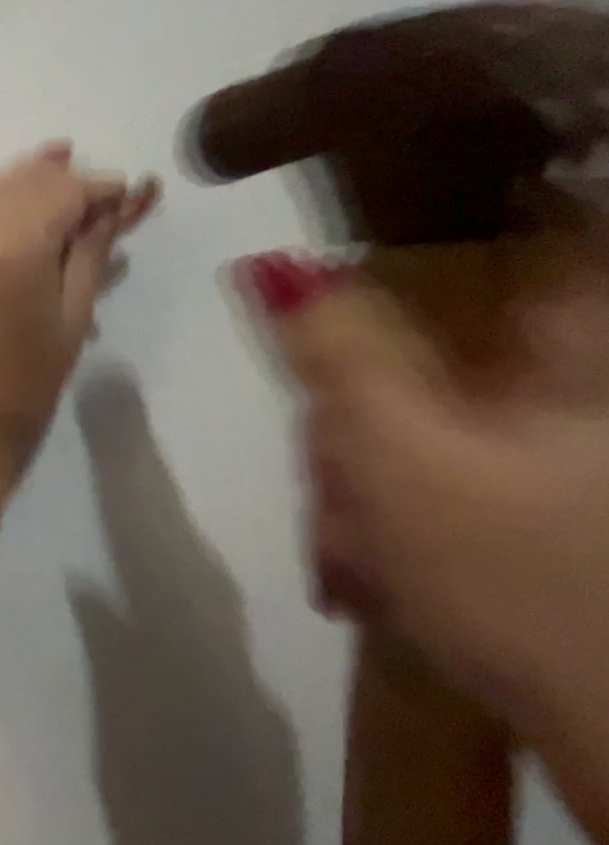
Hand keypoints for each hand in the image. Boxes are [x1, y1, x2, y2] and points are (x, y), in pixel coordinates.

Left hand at [0, 142, 159, 477]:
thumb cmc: (18, 396)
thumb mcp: (69, 325)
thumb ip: (86, 257)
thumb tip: (106, 210)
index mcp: (8, 248)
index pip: (59, 192)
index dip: (96, 187)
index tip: (123, 193)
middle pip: (14, 185)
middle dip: (55, 180)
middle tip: (87, 188)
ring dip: (12, 185)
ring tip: (47, 177)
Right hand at [234, 246, 608, 733]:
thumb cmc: (513, 578)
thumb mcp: (397, 455)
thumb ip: (333, 356)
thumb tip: (269, 265)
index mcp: (568, 366)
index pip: (492, 273)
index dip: (393, 306)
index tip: (346, 362)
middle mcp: (574, 405)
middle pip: (431, 375)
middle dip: (354, 440)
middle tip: (334, 498)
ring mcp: (569, 470)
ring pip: (426, 442)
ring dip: (363, 497)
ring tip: (352, 560)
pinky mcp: (556, 526)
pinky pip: (446, 494)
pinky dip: (399, 528)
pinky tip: (377, 575)